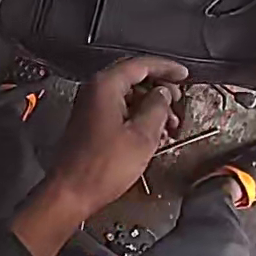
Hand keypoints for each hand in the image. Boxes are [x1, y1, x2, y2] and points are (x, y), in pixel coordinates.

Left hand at [11, 56, 188, 255]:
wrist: (72, 191)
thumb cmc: (103, 166)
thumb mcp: (142, 136)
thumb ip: (158, 107)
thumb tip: (164, 93)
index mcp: (105, 86)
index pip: (141, 64)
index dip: (166, 68)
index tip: (184, 74)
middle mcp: (94, 89)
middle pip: (133, 77)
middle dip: (159, 87)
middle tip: (178, 100)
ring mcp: (90, 105)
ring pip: (127, 94)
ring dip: (150, 104)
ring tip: (170, 123)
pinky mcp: (90, 121)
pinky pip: (118, 108)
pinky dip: (137, 115)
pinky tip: (152, 132)